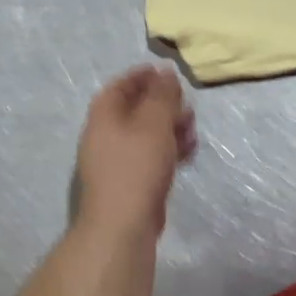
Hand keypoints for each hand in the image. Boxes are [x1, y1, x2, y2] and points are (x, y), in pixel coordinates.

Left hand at [73, 65, 195, 237]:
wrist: (123, 224)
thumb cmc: (137, 166)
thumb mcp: (154, 123)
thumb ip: (162, 96)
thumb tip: (166, 72)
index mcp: (103, 118)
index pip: (119, 87)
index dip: (141, 76)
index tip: (164, 71)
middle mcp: (105, 137)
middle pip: (133, 111)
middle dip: (161, 103)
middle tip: (185, 101)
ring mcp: (116, 163)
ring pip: (144, 135)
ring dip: (168, 127)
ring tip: (192, 125)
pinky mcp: (130, 183)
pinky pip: (150, 157)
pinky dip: (168, 149)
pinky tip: (188, 150)